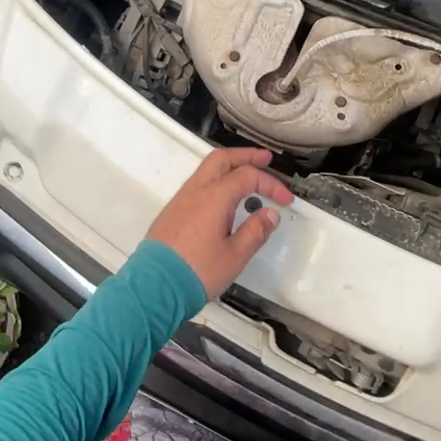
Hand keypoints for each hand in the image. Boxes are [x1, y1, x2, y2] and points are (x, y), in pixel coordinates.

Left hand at [147, 148, 293, 297]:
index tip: (285, 199)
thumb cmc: (197, 271)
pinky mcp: (173, 211)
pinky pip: (198, 184)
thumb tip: (270, 215)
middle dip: (245, 155)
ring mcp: (181, 199)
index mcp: (214, 198)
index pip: (247, 176)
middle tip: (265, 159)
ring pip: (207, 169)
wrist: (154, 285)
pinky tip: (225, 196)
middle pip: (221, 159)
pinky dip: (216, 180)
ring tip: (247, 174)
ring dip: (229, 166)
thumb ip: (255, 232)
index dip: (270, 184)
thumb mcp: (234, 256)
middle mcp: (195, 191)